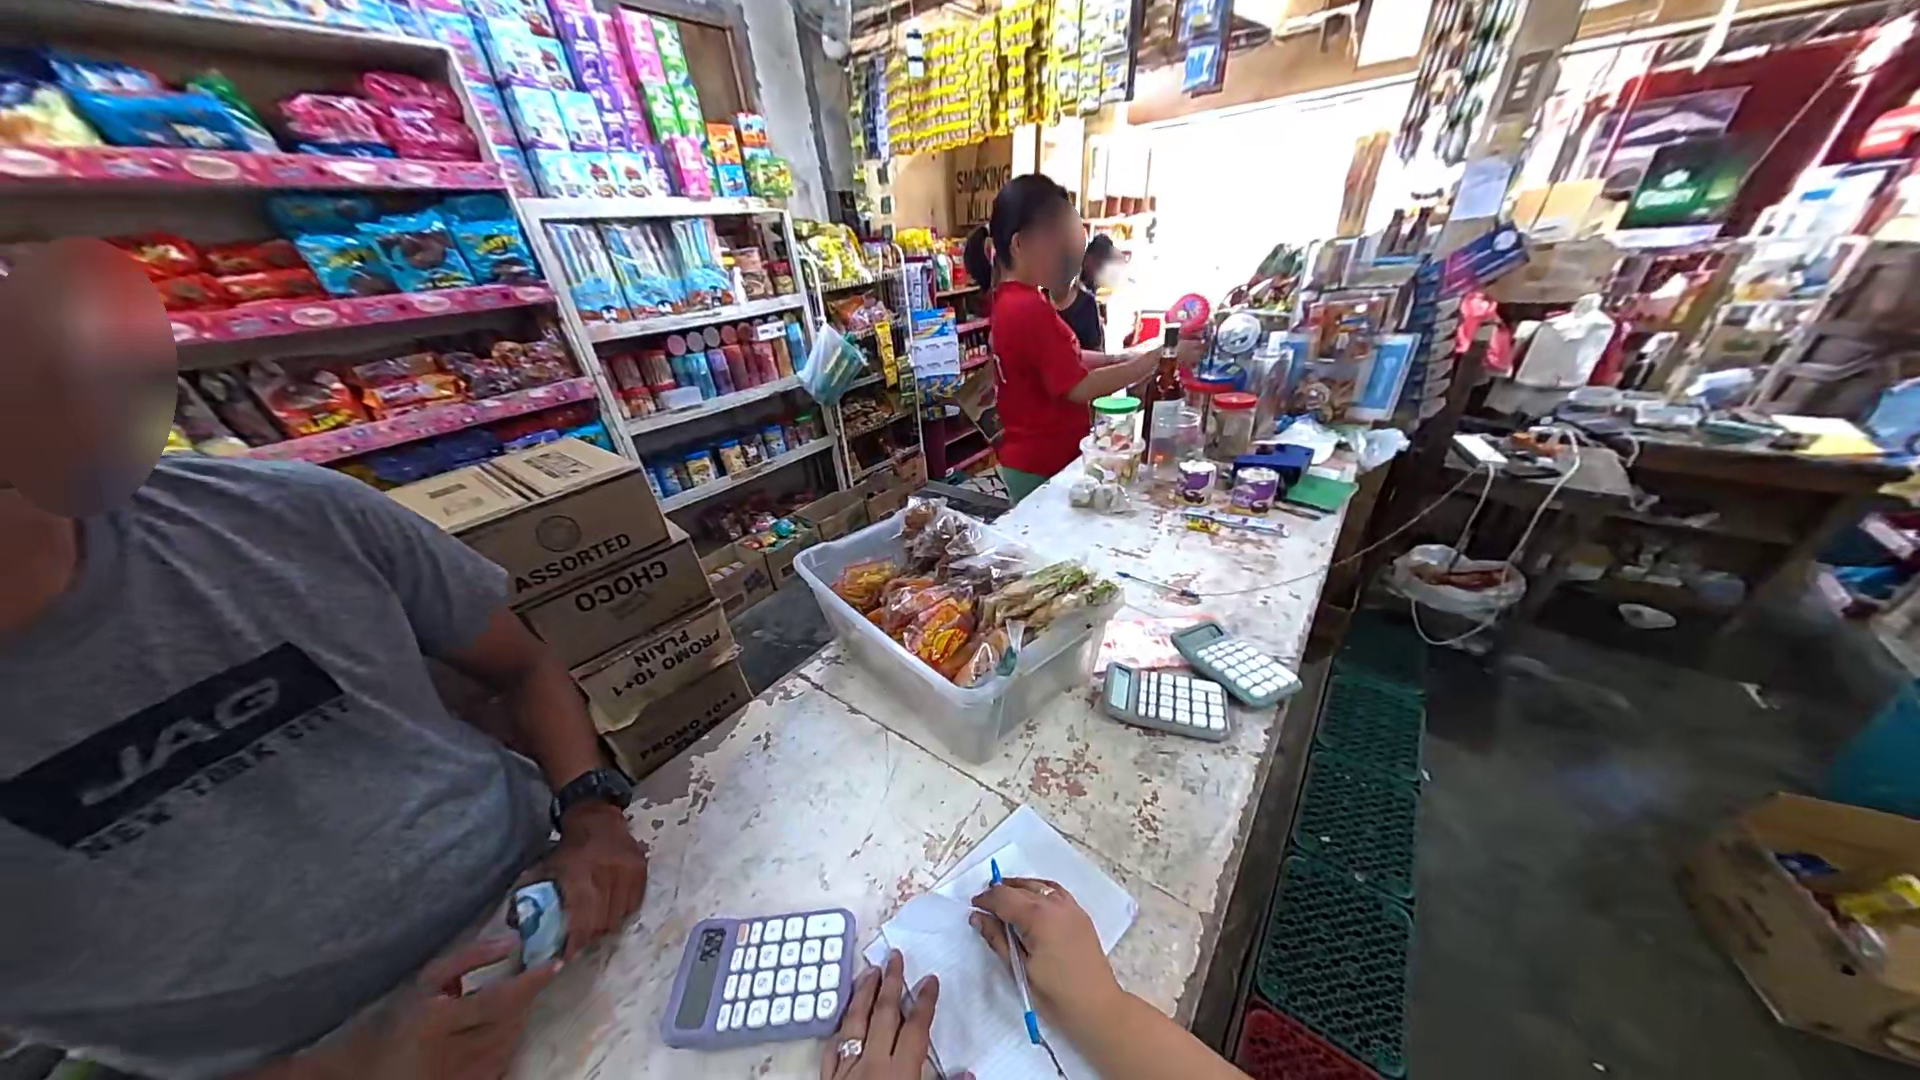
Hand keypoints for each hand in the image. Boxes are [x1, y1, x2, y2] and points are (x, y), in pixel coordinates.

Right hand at [308, 940, 557, 1079]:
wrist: (352, 1076)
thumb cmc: (394, 1018)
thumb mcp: (426, 979)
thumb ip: (470, 956)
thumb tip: (515, 941)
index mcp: (435, 1024)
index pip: (498, 1000)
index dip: (530, 983)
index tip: (554, 964)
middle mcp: (445, 1059)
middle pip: (509, 1024)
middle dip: (524, 1000)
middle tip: (521, 986)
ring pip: (507, 1047)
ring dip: (515, 1024)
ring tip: (499, 1013)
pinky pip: (498, 1071)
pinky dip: (504, 1051)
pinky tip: (493, 1039)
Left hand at [544, 802, 647, 957]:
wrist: (597, 821)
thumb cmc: (567, 850)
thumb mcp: (543, 872)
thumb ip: (533, 903)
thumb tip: (523, 938)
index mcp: (580, 875)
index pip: (581, 918)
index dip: (573, 942)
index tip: (564, 956)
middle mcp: (608, 873)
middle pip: (601, 922)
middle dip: (587, 937)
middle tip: (578, 942)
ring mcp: (628, 871)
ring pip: (618, 916)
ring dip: (605, 925)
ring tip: (594, 925)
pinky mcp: (641, 869)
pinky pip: (634, 904)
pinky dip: (622, 911)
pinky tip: (611, 909)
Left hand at [820, 950, 964, 1079]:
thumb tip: (969, 1075)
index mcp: (900, 1074)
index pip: (916, 1028)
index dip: (925, 1001)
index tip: (930, 978)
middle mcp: (872, 1066)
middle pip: (883, 1015)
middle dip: (891, 983)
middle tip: (895, 956)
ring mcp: (846, 1075)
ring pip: (854, 1023)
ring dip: (863, 995)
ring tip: (868, 971)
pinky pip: (832, 1051)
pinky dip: (839, 1030)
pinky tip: (843, 1020)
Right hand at [970, 877, 1124, 1035]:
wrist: (1098, 1007)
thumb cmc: (1056, 995)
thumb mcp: (1020, 970)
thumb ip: (998, 939)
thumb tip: (977, 916)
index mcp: (1038, 916)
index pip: (1003, 897)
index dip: (986, 899)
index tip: (974, 907)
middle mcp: (1054, 903)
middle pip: (1019, 888)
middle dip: (1000, 893)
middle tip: (985, 906)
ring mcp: (1069, 905)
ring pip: (1037, 885)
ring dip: (1018, 888)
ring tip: (1005, 899)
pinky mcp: (1079, 912)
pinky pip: (1054, 890)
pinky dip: (1039, 889)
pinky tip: (1032, 898)